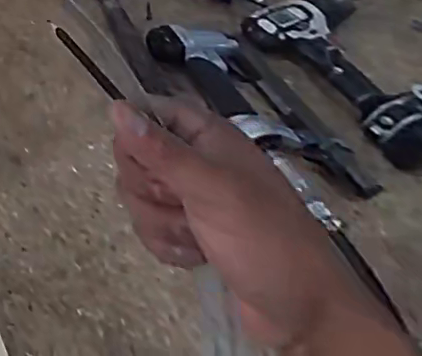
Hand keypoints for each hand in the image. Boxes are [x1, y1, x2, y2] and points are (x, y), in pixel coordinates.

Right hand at [110, 98, 413, 354]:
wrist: (306, 315)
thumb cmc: (265, 239)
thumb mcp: (212, 189)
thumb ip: (160, 150)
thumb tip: (116, 107)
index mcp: (204, 133)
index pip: (146, 111)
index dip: (136, 136)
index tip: (147, 164)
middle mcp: (193, 158)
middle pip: (133, 155)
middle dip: (149, 188)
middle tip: (180, 203)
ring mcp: (189, 195)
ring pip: (137, 194)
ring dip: (160, 222)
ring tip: (196, 235)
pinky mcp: (186, 229)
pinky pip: (148, 226)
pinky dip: (166, 244)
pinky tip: (196, 255)